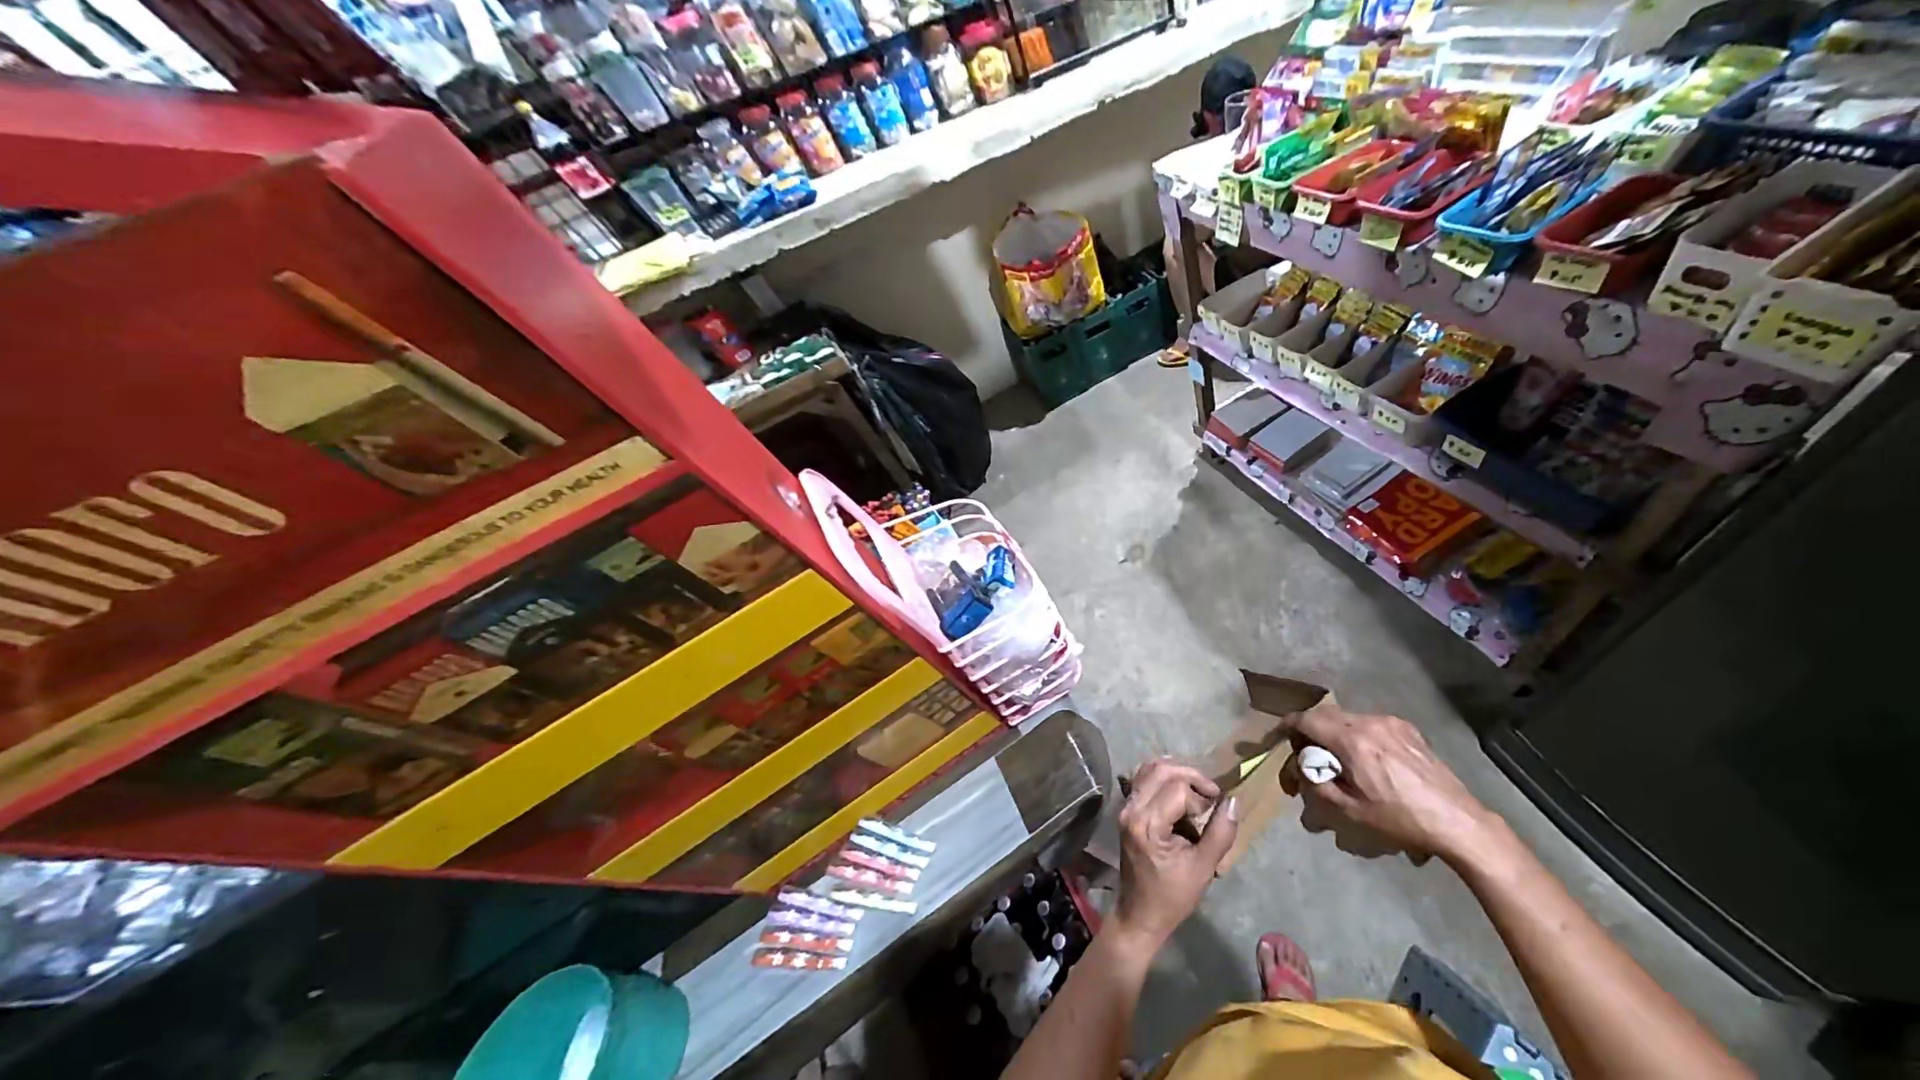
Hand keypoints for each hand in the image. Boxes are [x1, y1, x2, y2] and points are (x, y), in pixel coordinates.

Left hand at [1112, 759, 1238, 952]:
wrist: (1139, 913)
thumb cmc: (1172, 896)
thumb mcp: (1203, 867)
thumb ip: (1220, 832)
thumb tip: (1233, 801)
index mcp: (1147, 823)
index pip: (1177, 788)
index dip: (1201, 796)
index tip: (1216, 811)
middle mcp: (1131, 809)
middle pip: (1160, 770)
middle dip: (1191, 776)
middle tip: (1211, 795)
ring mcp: (1125, 808)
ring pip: (1149, 770)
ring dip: (1176, 774)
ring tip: (1197, 793)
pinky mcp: (1126, 811)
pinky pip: (1143, 781)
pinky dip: (1162, 780)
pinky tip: (1180, 794)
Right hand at [1282, 704, 1494, 863]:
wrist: (1458, 822)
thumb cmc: (1401, 819)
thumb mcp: (1350, 810)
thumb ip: (1316, 784)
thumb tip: (1300, 769)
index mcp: (1351, 741)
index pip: (1305, 719)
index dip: (1286, 726)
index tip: (1277, 738)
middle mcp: (1369, 723)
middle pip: (1324, 714)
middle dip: (1308, 730)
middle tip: (1305, 754)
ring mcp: (1391, 723)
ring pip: (1347, 717)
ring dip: (1333, 732)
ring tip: (1336, 758)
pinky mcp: (1408, 730)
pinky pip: (1370, 723)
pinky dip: (1356, 734)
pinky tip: (1365, 758)